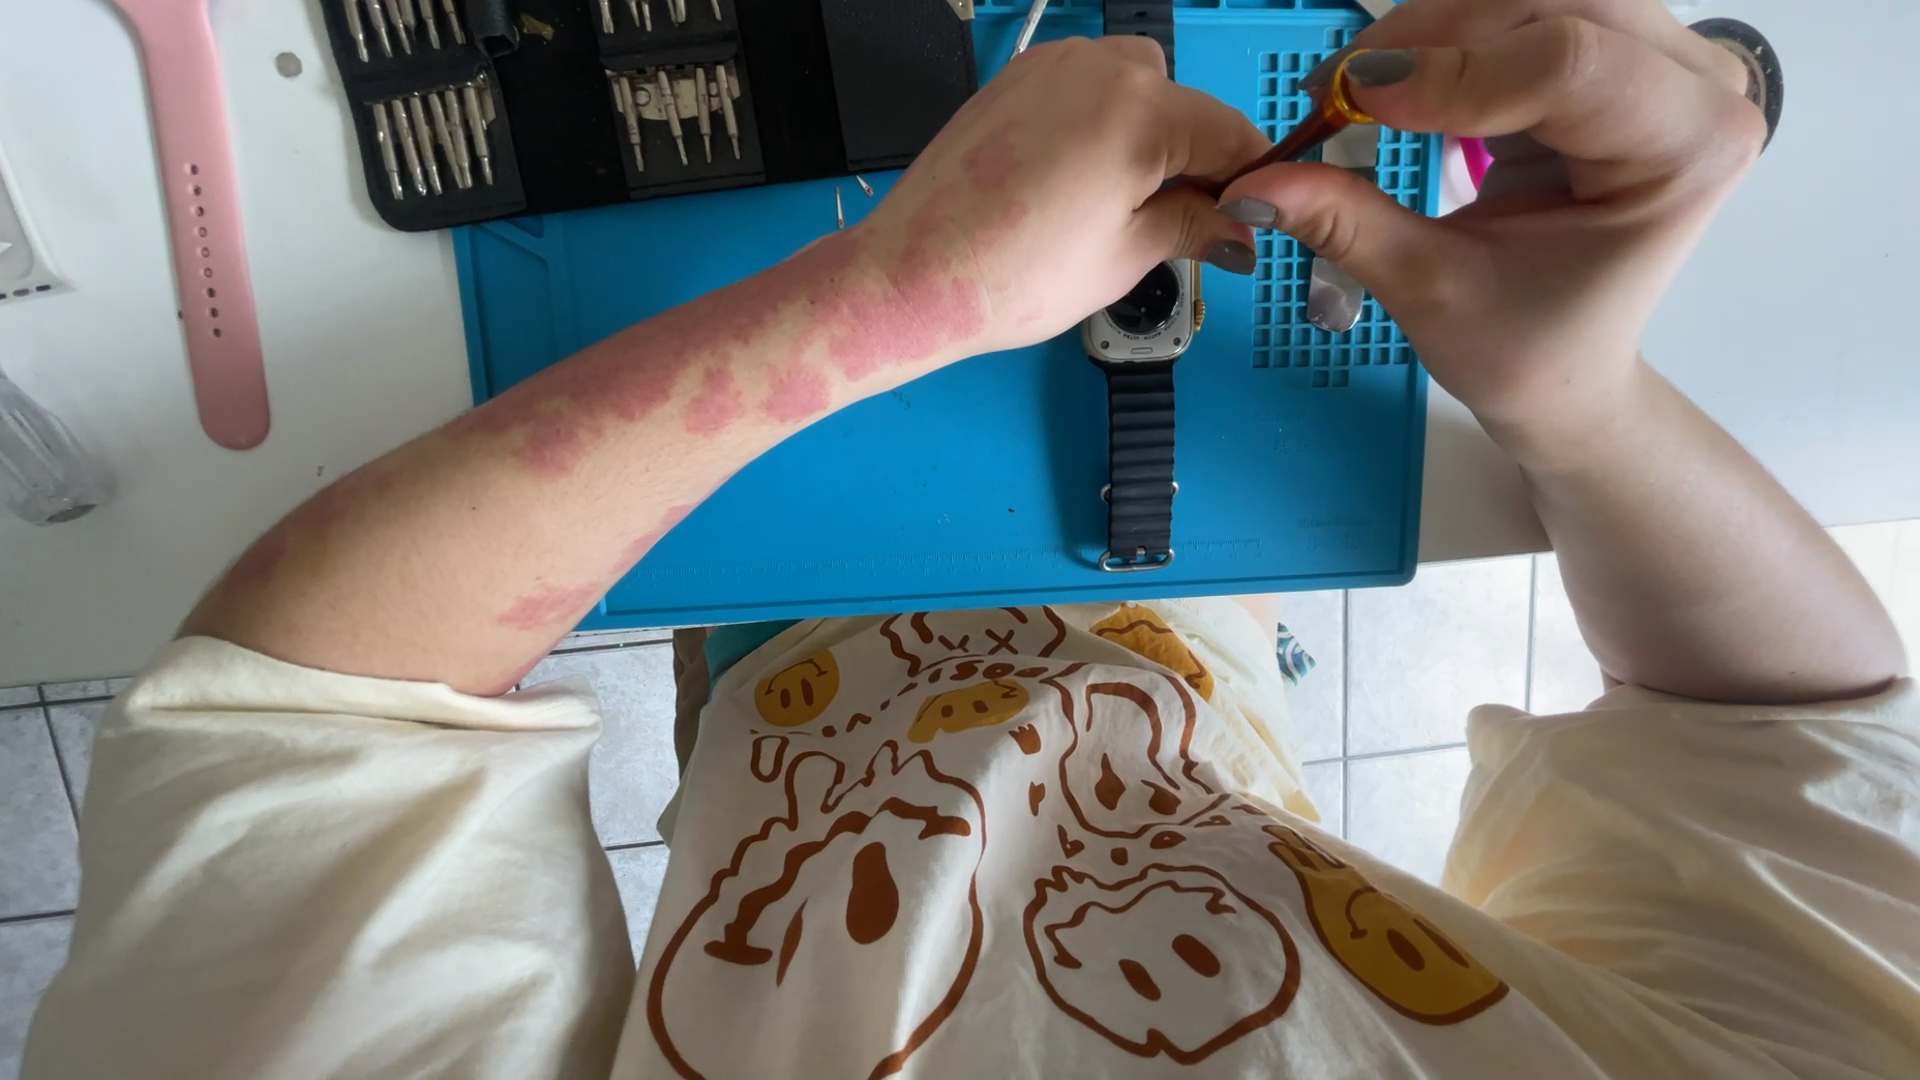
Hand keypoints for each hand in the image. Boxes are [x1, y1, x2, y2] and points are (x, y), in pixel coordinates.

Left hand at [853, 36, 1269, 358]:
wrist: (916, 276)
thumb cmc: (1009, 278)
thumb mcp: (1122, 259)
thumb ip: (1192, 227)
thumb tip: (1236, 229)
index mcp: (1140, 109)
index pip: (1229, 133)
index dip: (1245, 183)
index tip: (1239, 219)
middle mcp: (1098, 68)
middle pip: (1182, 107)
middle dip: (1189, 162)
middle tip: (1170, 227)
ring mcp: (1051, 69)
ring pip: (1133, 94)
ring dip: (1142, 144)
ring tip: (1110, 211)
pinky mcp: (1015, 83)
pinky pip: (1083, 95)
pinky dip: (1097, 132)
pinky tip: (1072, 187)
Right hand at [1214, 0, 1766, 445]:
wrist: (1561, 370)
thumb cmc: (1514, 348)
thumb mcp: (1427, 290)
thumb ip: (1348, 224)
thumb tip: (1252, 186)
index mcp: (1684, 148)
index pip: (1568, 66)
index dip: (1449, 75)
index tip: (1346, 98)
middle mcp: (1696, 83)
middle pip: (1555, 6)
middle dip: (1430, 38)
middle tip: (1328, 92)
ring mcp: (1661, 65)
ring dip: (1434, 30)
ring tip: (1352, 88)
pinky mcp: (1615, 66)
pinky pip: (1528, 19)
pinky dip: (1448, 42)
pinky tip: (1393, 81)